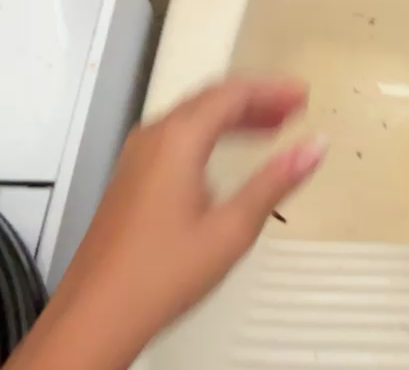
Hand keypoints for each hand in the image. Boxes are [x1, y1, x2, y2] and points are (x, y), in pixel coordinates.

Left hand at [8, 79, 326, 369]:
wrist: (94, 319)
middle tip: (293, 106)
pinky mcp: (132, 177)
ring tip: (272, 126)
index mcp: (178, 139)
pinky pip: (178, 136)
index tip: (301, 94)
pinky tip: (230, 156)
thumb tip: (314, 147)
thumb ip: (276, 182)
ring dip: (235, 116)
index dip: (272, 89)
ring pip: (194, 116)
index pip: (233, 93)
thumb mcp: (232, 229)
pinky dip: (212, 133)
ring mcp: (138, 156)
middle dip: (257, 98)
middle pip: (212, 98)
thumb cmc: (156, 277)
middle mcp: (154, 137)